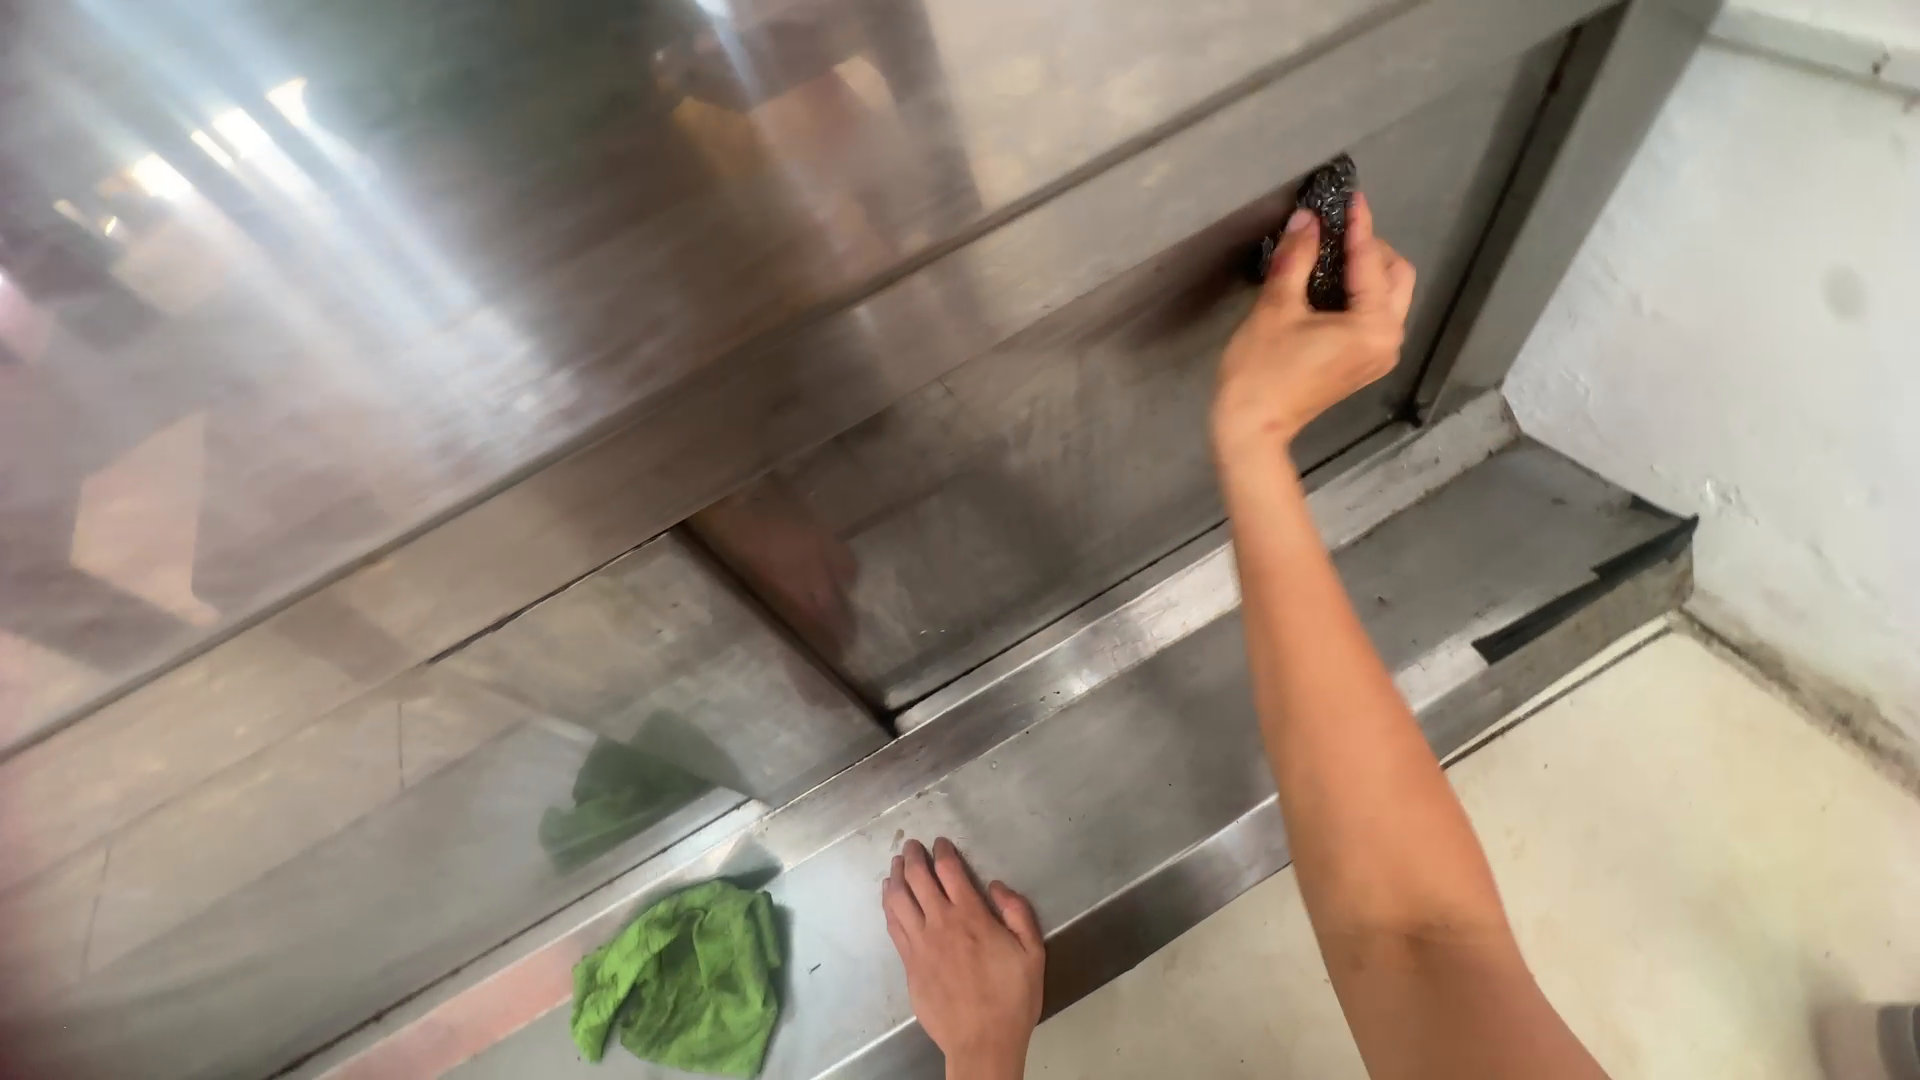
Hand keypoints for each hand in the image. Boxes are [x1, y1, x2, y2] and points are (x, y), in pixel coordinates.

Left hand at [882, 839, 1044, 1079]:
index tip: (940, 842)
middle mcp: (941, 922)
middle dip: (913, 856)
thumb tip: (997, 886)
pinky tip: (889, 896)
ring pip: (899, 898)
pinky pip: (893, 925)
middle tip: (912, 845)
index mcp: (971, 916)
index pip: (950, 870)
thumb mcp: (1033, 953)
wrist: (983, 1044)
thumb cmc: (1012, 999)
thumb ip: (1018, 913)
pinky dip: (889, 904)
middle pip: (918, 877)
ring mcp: (921, 944)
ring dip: (896, 875)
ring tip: (896, 863)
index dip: (943, 851)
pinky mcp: (909, 964)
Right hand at [1213, 192, 1416, 461]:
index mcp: (1374, 325)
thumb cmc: (1260, 371)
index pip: (1370, 261)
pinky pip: (1372, 319)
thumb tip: (1306, 221)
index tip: (1349, 198)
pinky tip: (1328, 288)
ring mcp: (1376, 356)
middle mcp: (1388, 340)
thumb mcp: (1275, 309)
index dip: (1357, 226)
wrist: (1250, 428)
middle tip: (1335, 234)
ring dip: (1365, 273)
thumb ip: (1296, 259)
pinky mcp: (1360, 366)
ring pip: (1386, 298)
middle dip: (1370, 250)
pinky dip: (1357, 297)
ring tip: (1329, 257)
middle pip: (1395, 278)